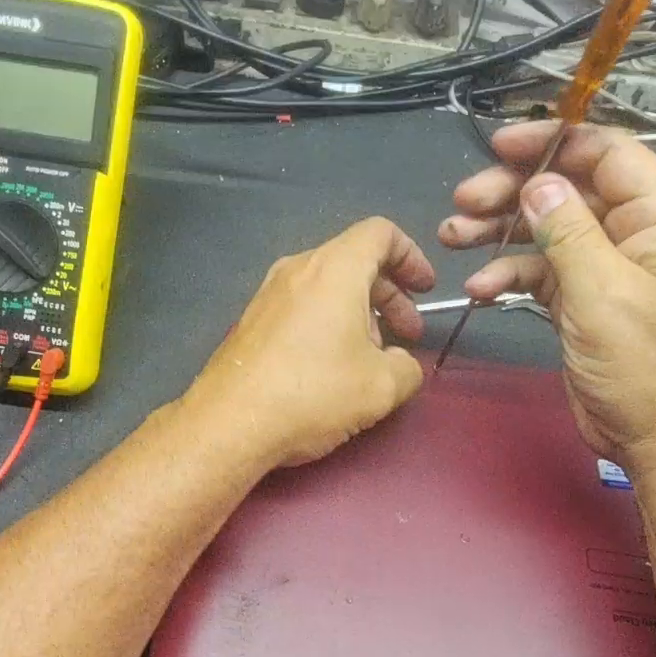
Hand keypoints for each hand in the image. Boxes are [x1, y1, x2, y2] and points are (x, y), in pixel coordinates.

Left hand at [182, 217, 433, 468]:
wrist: (230, 422)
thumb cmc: (313, 393)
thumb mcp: (382, 387)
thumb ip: (408, 367)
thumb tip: (401, 364)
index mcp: (334, 268)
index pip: (380, 233)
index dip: (412, 256)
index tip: (425, 290)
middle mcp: (298, 269)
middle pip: (355, 260)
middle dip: (390, 294)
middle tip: (408, 335)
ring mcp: (269, 293)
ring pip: (327, 285)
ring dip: (360, 311)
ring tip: (372, 356)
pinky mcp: (252, 320)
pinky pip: (302, 305)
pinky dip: (329, 321)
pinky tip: (333, 366)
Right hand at [439, 122, 655, 466]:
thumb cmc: (646, 365)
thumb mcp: (604, 293)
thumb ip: (568, 231)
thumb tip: (536, 183)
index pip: (606, 152)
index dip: (552, 142)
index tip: (498, 148)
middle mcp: (636, 232)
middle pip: (568, 188)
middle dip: (513, 192)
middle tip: (461, 201)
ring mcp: (608, 266)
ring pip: (547, 228)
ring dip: (499, 231)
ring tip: (452, 235)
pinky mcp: (583, 299)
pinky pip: (541, 271)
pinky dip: (509, 276)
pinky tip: (480, 289)